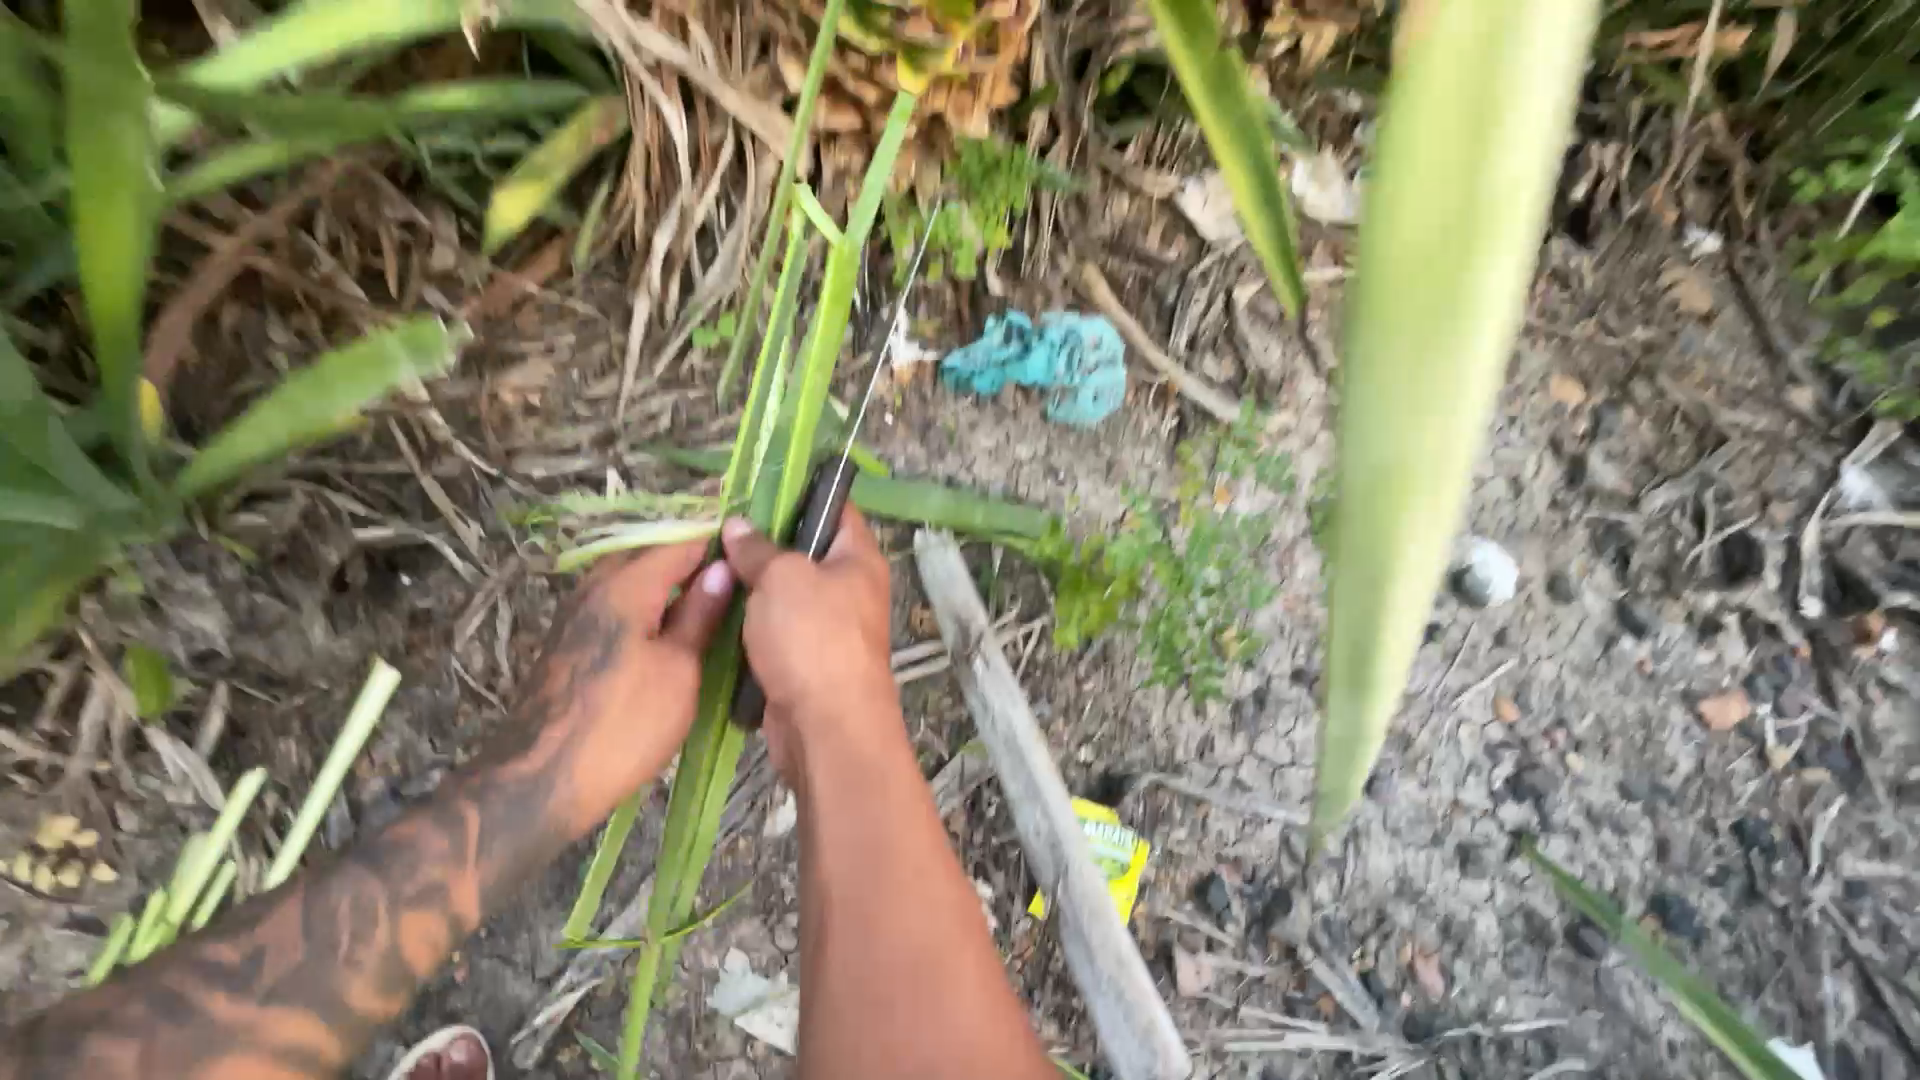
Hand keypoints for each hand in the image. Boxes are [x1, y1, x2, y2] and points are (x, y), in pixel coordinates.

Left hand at [520, 540, 733, 831]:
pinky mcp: (570, 642)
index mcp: (625, 586)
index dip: (719, 545)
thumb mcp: (680, 670)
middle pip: (653, 557)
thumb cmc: (624, 725)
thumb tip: (722, 569)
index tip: (753, 557)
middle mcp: (595, 589)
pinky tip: (674, 636)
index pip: (681, 544)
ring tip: (712, 611)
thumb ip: (701, 615)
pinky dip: (649, 609)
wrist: (540, 782)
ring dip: (671, 589)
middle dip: (694, 565)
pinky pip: (618, 606)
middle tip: (737, 586)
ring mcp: (577, 615)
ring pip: (633, 583)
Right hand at [721, 511, 896, 779]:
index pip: (836, 508)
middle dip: (762, 542)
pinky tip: (714, 611)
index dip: (802, 492)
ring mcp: (827, 627)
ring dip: (749, 587)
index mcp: (858, 558)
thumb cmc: (814, 637)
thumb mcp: (783, 577)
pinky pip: (772, 631)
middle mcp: (849, 588)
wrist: (827, 725)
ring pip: (783, 595)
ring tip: (706, 566)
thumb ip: (759, 548)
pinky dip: (747, 625)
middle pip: (803, 552)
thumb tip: (739, 526)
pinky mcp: (804, 660)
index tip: (757, 486)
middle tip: (716, 530)